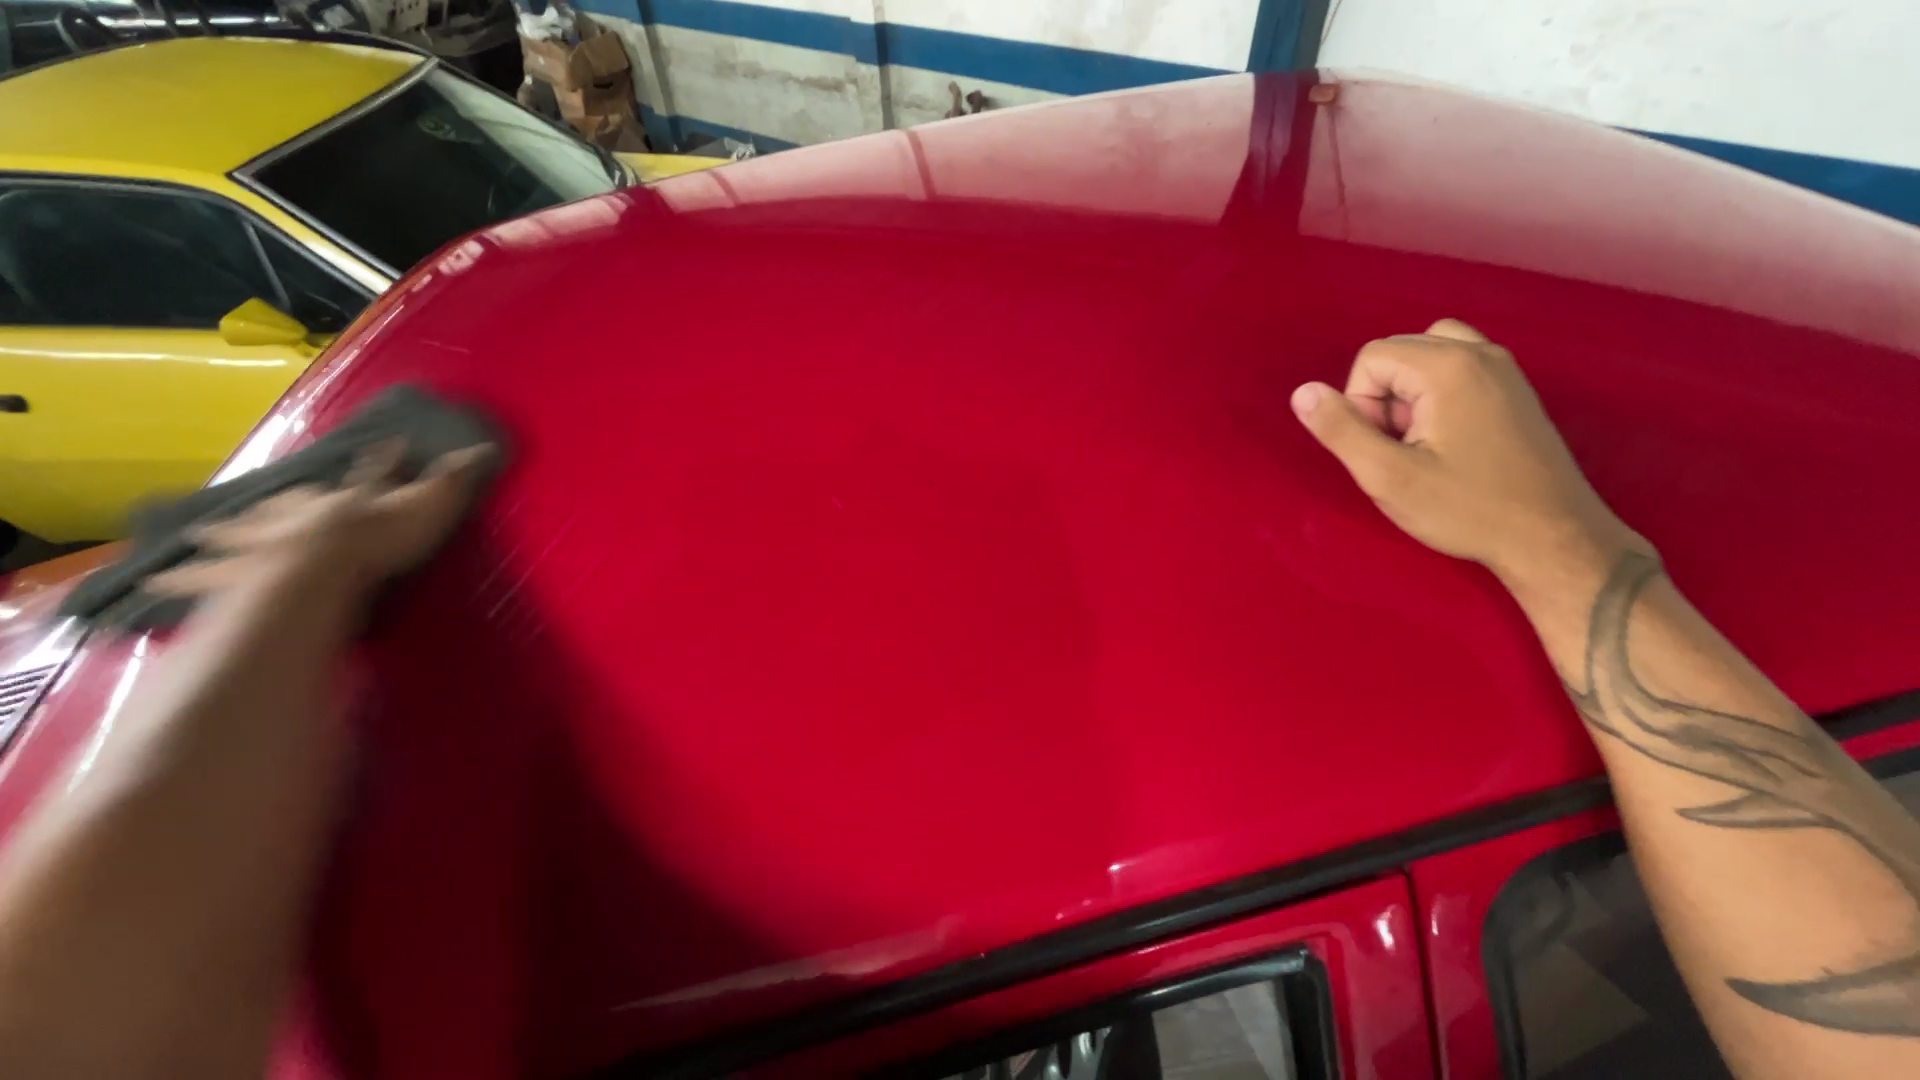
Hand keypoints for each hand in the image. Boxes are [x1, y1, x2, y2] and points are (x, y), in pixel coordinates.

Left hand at [147, 441, 496, 600]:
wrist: (322, 562)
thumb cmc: (382, 535)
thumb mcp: (429, 505)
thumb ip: (455, 479)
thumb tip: (489, 446)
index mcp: (351, 496)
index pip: (373, 472)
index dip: (385, 461)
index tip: (392, 444)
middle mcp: (304, 510)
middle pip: (290, 502)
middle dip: (280, 504)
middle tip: (267, 499)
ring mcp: (267, 538)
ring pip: (239, 533)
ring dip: (221, 535)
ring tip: (194, 537)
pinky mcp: (241, 572)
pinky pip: (211, 576)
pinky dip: (191, 579)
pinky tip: (167, 583)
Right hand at [1291, 319, 1648, 587]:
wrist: (1551, 538)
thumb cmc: (1466, 510)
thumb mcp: (1388, 477)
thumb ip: (1340, 429)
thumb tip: (1302, 392)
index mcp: (1448, 368)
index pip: (1371, 358)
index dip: (1360, 404)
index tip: (1384, 447)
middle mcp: (1479, 353)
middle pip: (1398, 351)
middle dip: (1383, 397)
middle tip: (1402, 448)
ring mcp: (1504, 368)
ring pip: (1428, 353)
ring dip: (1408, 392)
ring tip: (1421, 439)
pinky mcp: (1515, 388)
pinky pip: (1457, 367)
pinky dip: (1437, 392)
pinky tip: (1447, 439)